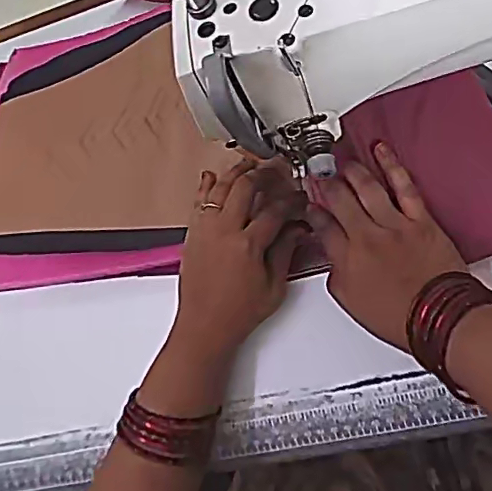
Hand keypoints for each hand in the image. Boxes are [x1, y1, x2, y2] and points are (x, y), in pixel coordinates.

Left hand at [171, 156, 306, 358]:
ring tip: (249, 163)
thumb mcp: (273, 288)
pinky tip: (212, 176)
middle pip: (246, 187)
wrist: (204, 327)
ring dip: (236, 172)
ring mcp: (205, 230)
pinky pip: (199, 201)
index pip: (275, 210)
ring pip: (221, 188)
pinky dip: (206, 185)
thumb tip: (296, 230)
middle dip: (265, 173)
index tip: (298, 198)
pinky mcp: (193, 234)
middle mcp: (224, 232)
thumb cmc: (236, 314)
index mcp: (248, 245)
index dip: (291, 201)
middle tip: (276, 170)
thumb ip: (284, 252)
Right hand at [306, 142, 465, 349]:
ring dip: (351, 170)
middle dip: (325, 182)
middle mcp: (367, 237)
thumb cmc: (401, 316)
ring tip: (342, 161)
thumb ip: (336, 273)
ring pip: (367, 187)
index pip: (321, 224)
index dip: (312, 209)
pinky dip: (390, 165)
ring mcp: (395, 225)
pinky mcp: (420, 220)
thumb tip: (332, 256)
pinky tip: (380, 151)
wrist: (441, 318)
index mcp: (347, 258)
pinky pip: (403, 185)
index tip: (310, 202)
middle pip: (338, 199)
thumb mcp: (352, 301)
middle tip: (319, 172)